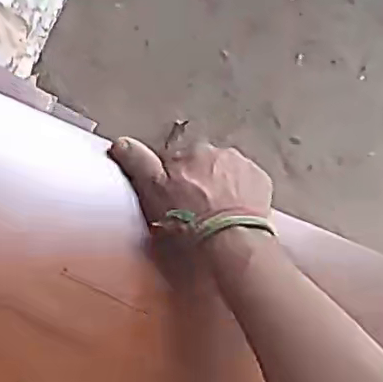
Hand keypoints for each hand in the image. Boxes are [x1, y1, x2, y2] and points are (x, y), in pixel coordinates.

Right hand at [108, 131, 272, 236]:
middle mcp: (219, 152)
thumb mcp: (151, 190)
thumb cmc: (186, 216)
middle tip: (187, 207)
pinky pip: (244, 183)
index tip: (166, 196)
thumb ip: (137, 162)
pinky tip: (227, 211)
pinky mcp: (261, 182)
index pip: (173, 160)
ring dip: (216, 186)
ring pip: (223, 172)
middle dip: (194, 180)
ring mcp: (243, 166)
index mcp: (190, 151)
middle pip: (200, 164)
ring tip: (208, 212)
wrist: (228, 239)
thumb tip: (121, 142)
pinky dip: (236, 193)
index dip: (167, 179)